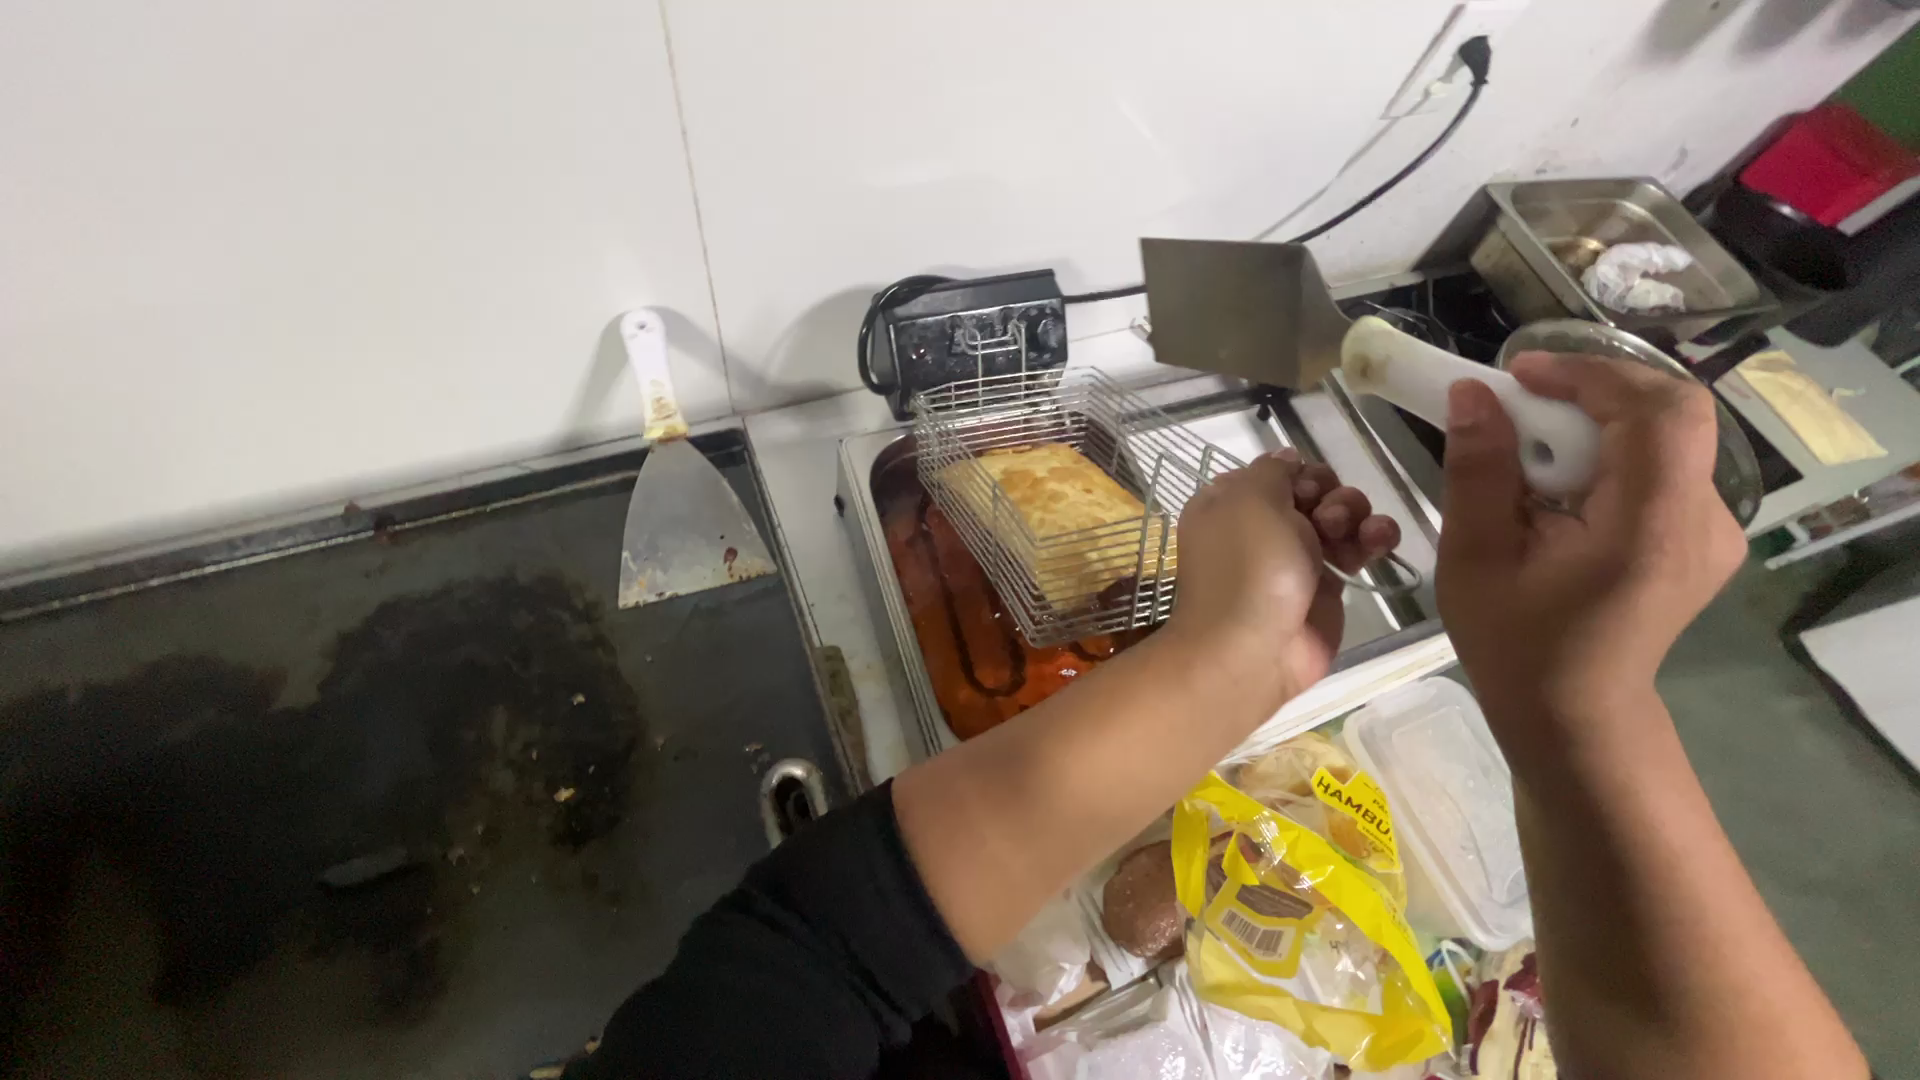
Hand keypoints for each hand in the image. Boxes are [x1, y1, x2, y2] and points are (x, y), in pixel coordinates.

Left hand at [1169, 449, 1401, 700]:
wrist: (1252, 650)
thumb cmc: (1246, 568)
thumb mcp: (1250, 499)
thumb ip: (1272, 470)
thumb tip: (1287, 459)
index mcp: (1228, 502)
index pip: (1276, 469)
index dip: (1300, 475)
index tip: (1304, 492)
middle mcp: (1259, 526)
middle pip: (1313, 490)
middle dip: (1330, 496)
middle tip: (1325, 522)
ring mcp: (1294, 556)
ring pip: (1340, 516)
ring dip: (1356, 515)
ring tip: (1351, 537)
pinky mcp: (1325, 584)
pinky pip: (1357, 548)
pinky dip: (1373, 539)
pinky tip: (1378, 545)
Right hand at [1437, 353, 1745, 723]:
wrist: (1570, 707)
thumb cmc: (1512, 640)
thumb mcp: (1474, 556)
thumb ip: (1478, 471)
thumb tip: (1472, 395)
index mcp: (1648, 528)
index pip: (1656, 413)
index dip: (1591, 375)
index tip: (1519, 373)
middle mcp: (1702, 520)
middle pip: (1672, 415)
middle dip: (1593, 390)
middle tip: (1521, 399)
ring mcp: (1710, 530)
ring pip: (1667, 438)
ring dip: (1596, 421)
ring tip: (1528, 445)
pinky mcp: (1697, 536)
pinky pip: (1661, 468)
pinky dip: (1607, 452)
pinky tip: (1558, 481)